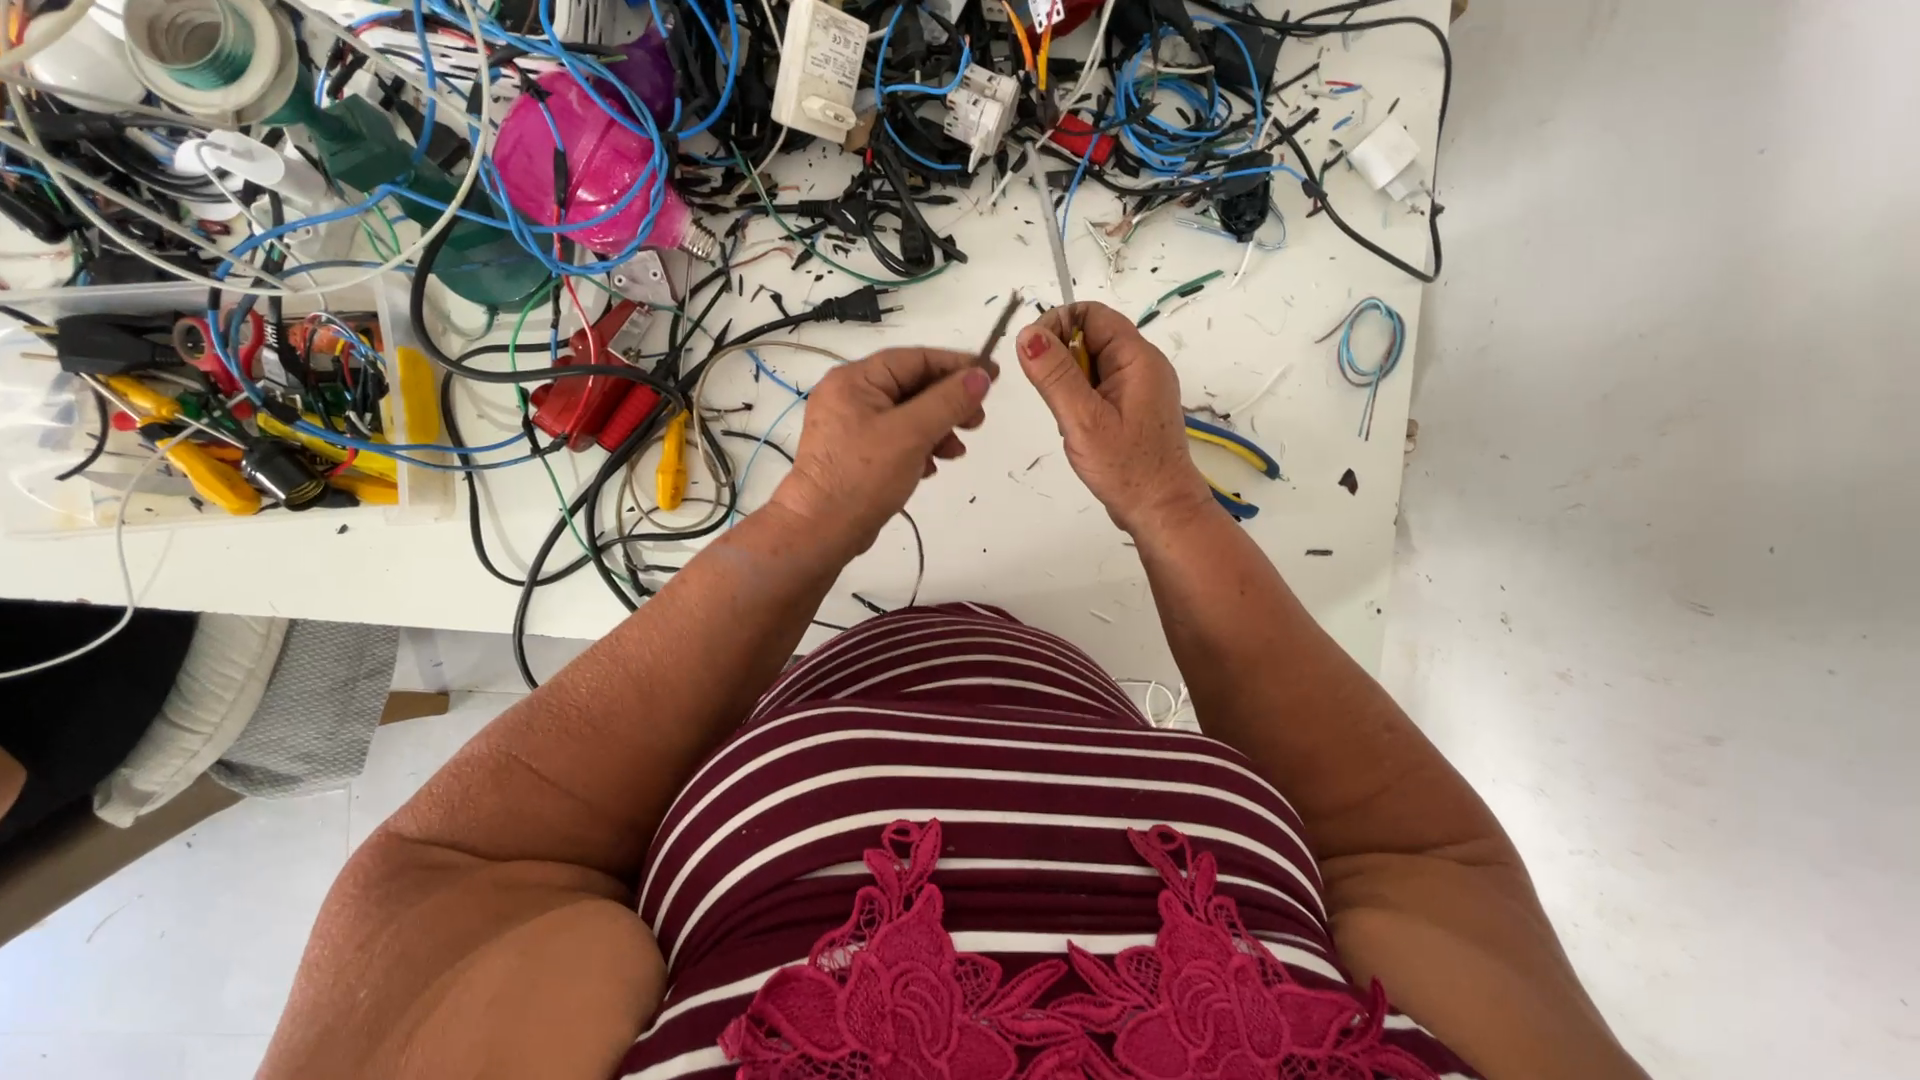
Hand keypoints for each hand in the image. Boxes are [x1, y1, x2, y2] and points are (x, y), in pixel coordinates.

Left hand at [769, 347, 994, 554]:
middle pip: (912, 386)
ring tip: (957, 451)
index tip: (992, 376)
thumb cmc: (863, 476)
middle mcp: (849, 396)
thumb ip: (948, 401)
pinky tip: (932, 467)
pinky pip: (896, 439)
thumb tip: (981, 376)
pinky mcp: (855, 454)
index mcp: (854, 379)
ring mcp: (850, 426)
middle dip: (948, 403)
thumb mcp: (911, 433)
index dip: (957, 366)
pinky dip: (919, 448)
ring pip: (907, 415)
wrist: (820, 531)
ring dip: (938, 429)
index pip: (915, 359)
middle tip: (977, 421)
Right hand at [1016, 302, 1212, 535]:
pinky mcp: (1134, 408)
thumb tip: (1028, 334)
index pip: (1091, 314)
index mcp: (1137, 357)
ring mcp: (1140, 388)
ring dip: (1069, 387)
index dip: (1057, 325)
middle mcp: (1142, 365)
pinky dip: (1080, 403)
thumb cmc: (1126, 467)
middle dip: (1061, 363)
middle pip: (1089, 338)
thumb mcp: (1082, 419)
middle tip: (1056, 400)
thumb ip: (1054, 375)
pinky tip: (1081, 431)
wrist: (1161, 510)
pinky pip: (1098, 389)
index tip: (1033, 356)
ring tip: (1072, 421)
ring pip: (1090, 366)